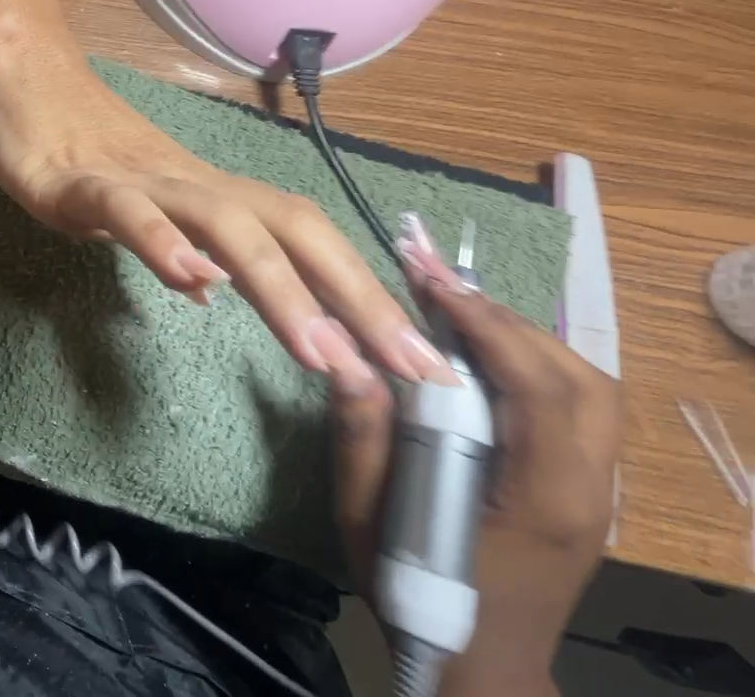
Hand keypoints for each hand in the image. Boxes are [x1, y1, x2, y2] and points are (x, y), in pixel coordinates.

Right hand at [0, 0, 452, 385]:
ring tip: (322, 354)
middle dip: (358, 299)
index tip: (415, 358)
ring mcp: (137, 178)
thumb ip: (168, 242)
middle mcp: (187, 181)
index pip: (302, 237)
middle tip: (415, 373)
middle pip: (291, 229)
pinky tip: (195, 282)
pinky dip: (165, 244)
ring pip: (223, 223)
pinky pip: (128, 211)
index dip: (365, 291)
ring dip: (281, 287)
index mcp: (202, 191)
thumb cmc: (67, 136)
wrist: (18, 69)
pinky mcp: (78, 181)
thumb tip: (207, 287)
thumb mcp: (125, 204)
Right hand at [331, 243, 621, 686]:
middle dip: (511, 324)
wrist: (481, 664)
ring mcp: (597, 494)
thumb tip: (344, 358)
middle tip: (439, 288)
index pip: (539, 390)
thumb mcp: (366, 518)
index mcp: (540, 497)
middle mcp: (588, 490)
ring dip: (529, 343)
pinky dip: (537, 371)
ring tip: (458, 314)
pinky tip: (485, 360)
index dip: (490, 327)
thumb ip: (361, 438)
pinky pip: (580, 415)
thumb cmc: (415, 590)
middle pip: (582, 383)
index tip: (433, 283)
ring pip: (591, 395)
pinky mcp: (586, 494)